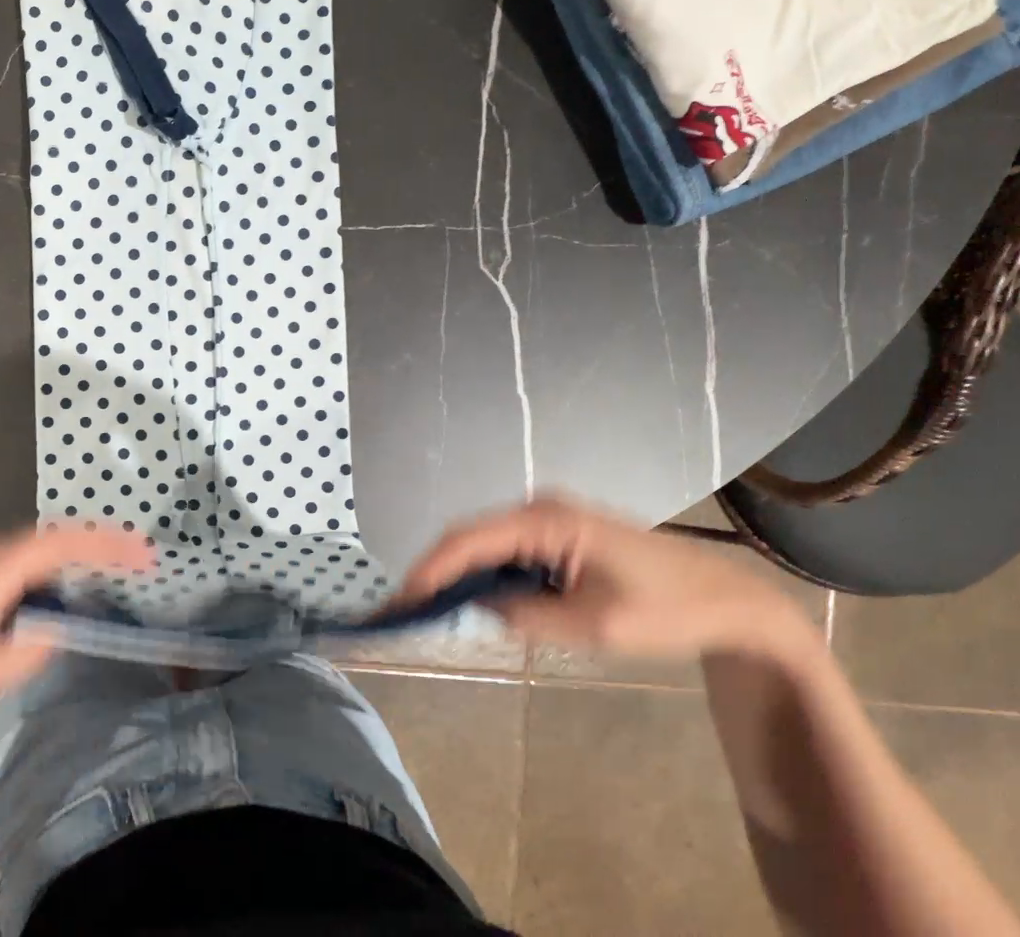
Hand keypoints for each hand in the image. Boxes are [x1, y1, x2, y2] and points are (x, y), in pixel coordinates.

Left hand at [0, 526, 149, 806]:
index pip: (55, 543)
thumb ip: (28, 650)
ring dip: (47, 573)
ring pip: (11, 557)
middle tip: (122, 572)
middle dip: (83, 555)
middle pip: (36, 543)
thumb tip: (54, 629)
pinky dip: (17, 582)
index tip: (142, 550)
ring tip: (77, 600)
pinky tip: (20, 612)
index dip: (103, 542)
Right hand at [401, 496, 810, 659]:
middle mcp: (540, 508)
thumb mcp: (591, 626)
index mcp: (547, 521)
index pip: (468, 541)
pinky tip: (480, 601)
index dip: (429, 570)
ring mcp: (550, 518)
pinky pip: (507, 550)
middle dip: (437, 572)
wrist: (734, 604)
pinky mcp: (558, 533)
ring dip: (461, 575)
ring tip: (434, 608)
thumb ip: (524, 616)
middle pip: (469, 538)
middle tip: (409, 609)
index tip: (400, 601)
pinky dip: (487, 575)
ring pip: (485, 545)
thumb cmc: (667, 612)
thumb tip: (474, 607)